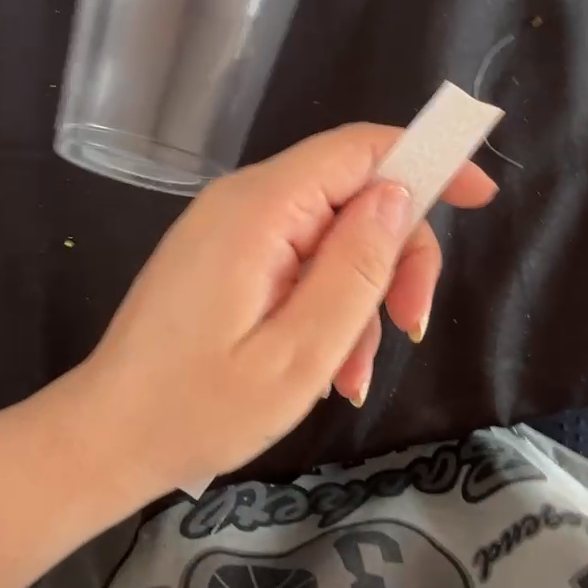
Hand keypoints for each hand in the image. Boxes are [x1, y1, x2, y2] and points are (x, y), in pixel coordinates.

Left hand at [66, 124, 496, 494]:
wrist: (107, 439)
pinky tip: (326, 369)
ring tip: (352, 375)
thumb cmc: (198, 408)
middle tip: (409, 328)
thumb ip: (355, 268)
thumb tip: (399, 195)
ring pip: (331, 235)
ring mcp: (231, 228)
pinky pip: (298, 261)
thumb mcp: (299, 352)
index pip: (358, 149)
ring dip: (360, 297)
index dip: (426, 159)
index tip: (480, 198)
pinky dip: (325, 305)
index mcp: (261, 209)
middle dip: (394, 257)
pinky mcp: (225, 256)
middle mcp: (244, 201)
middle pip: (352, 195)